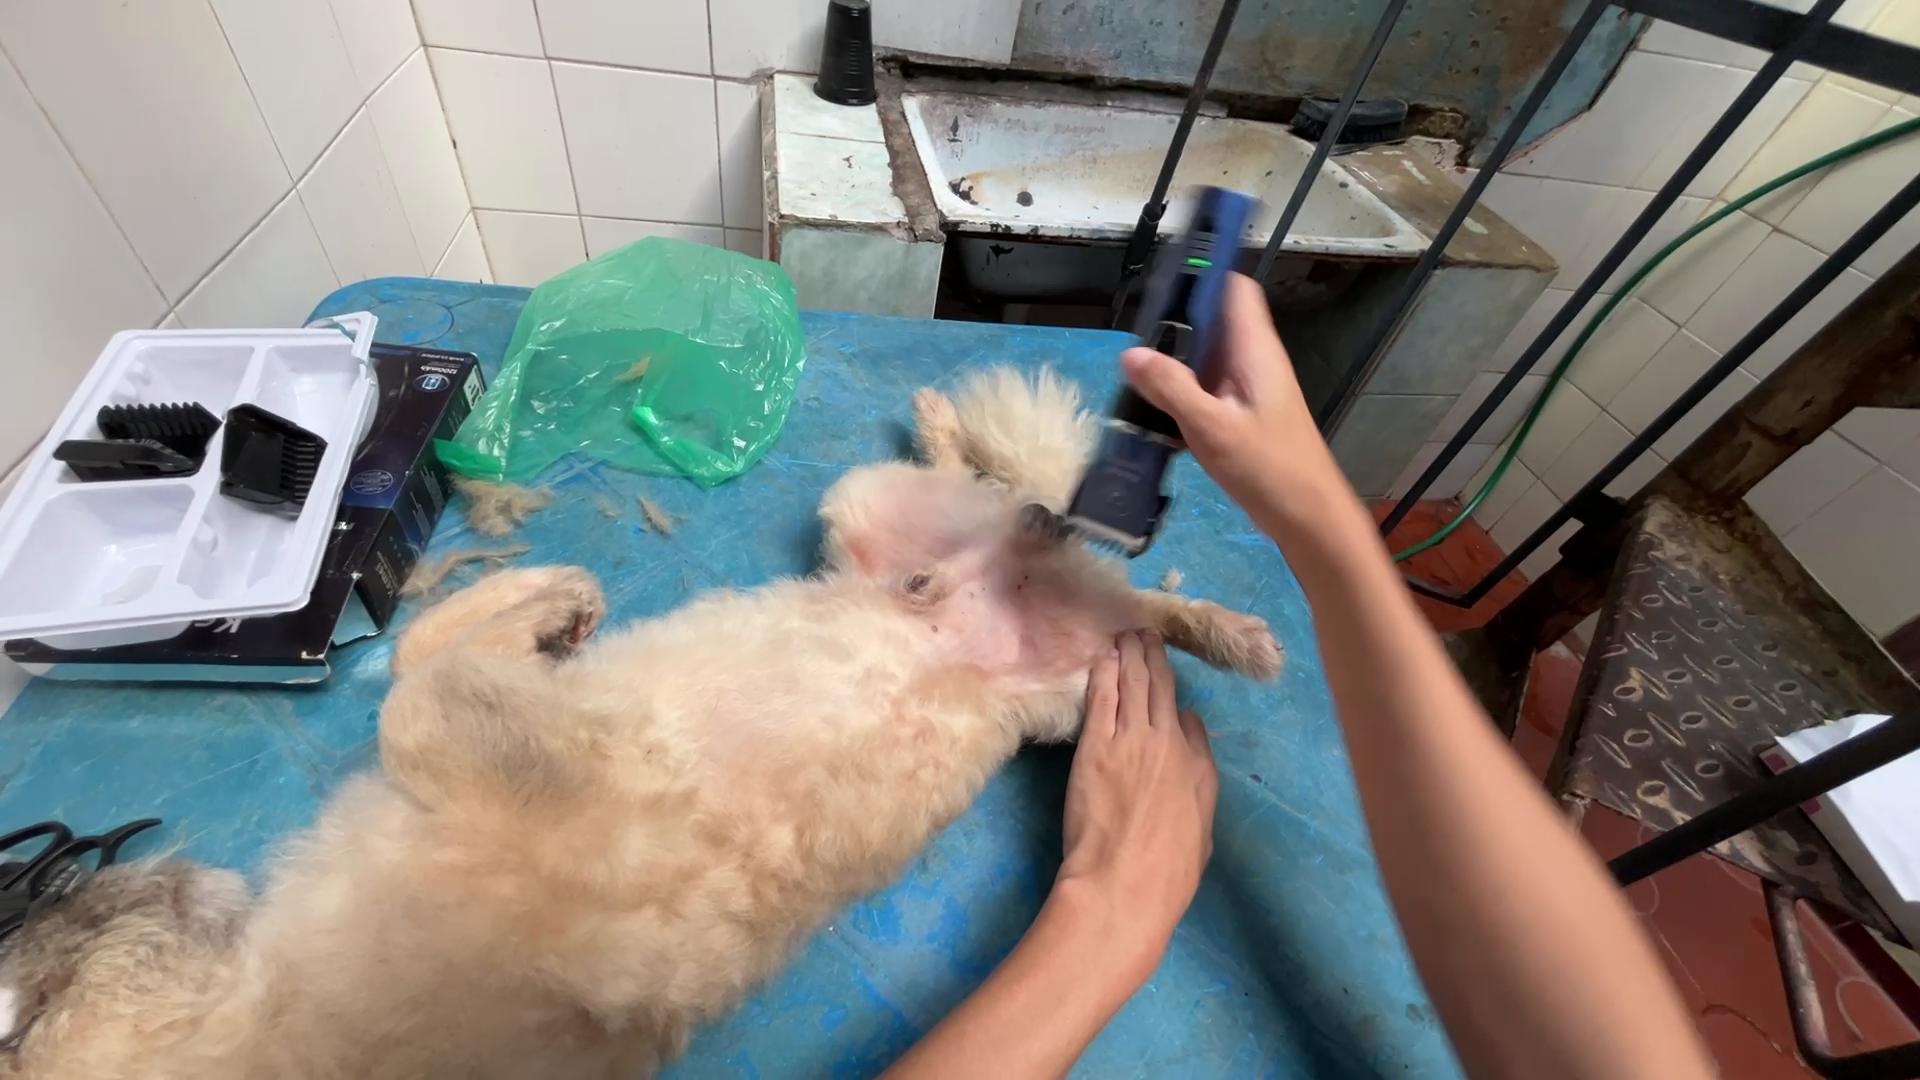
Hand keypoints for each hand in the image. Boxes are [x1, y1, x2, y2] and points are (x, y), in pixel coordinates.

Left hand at [1056, 630, 1217, 973]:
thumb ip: (1199, 776)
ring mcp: (1131, 740)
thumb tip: (1190, 733)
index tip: (1163, 683)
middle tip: (1146, 632)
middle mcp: (1168, 744)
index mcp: (1198, 768)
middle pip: (1160, 689)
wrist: (1122, 886)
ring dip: (1131, 654)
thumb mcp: (1202, 829)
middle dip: (1153, 656)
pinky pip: (1104, 697)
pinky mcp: (1096, 744)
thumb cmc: (1166, 874)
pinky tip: (1105, 655)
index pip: (1188, 720)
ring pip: (1134, 684)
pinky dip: (1106, 672)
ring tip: (1128, 632)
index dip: (1173, 699)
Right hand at [1119, 273, 1350, 528]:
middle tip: (1132, 340)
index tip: (1159, 283)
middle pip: (1211, 322)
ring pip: (1202, 358)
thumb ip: (1171, 389)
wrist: (1306, 516)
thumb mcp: (1212, 428)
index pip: (1232, 289)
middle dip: (1172, 325)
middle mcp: (1250, 361)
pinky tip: (1152, 412)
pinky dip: (1178, 393)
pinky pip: (1202, 389)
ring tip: (1133, 375)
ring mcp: (1244, 389)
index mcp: (1254, 350)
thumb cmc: (1268, 468)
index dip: (1201, 275)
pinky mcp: (1237, 414)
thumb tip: (1130, 354)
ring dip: (1171, 363)